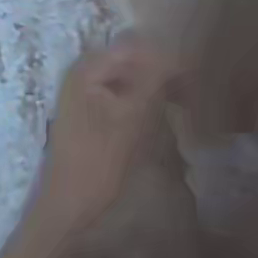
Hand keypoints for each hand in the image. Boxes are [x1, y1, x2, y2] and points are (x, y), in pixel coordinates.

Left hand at [28, 33, 178, 237]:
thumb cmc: (98, 163)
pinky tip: (162, 108)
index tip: (191, 74)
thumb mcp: (133, 117)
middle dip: (162, 69)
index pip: (137, 46)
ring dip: (156, 83)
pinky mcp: (90, 110)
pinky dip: (143, 95)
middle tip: (190, 87)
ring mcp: (84, 91)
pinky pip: (123, 90)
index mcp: (88, 68)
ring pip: (130, 75)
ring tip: (182, 98)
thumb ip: (155, 78)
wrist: (66, 211)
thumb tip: (180, 53)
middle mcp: (83, 72)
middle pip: (133, 58)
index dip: (166, 57)